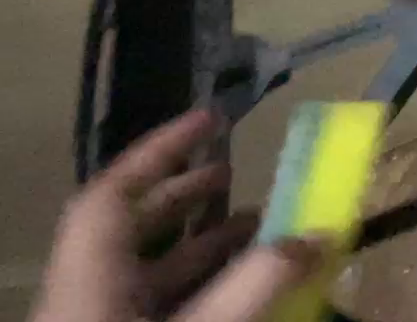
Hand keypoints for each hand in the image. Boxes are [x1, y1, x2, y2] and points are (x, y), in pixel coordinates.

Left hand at [31, 109, 320, 321]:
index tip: (212, 119)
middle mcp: (87, 306)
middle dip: (188, 198)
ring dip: (205, 243)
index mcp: (88, 289)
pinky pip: (161, 309)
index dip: (158, 152)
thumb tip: (323, 229)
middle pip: (128, 233)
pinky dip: (207, 288)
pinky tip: (251, 290)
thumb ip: (262, 280)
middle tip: (238, 174)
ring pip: (146, 274)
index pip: (110, 199)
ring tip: (263, 228)